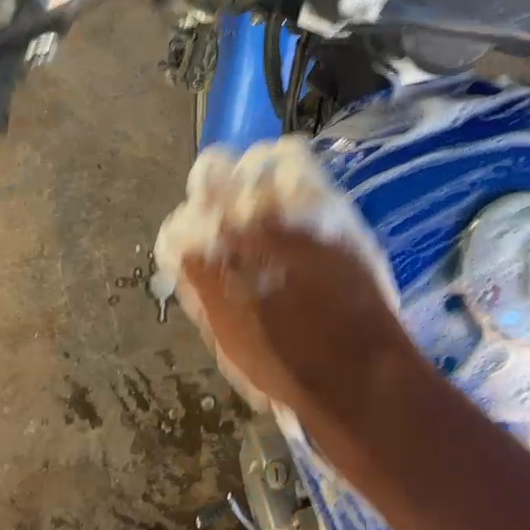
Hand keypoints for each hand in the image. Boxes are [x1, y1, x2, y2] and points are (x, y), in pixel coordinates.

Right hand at [152, 137, 421, 428]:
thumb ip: (210, 297)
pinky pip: (290, 155)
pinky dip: (286, 160)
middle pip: (206, 175)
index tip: (205, 242)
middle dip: (215, 188)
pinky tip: (291, 173)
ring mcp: (273, 206)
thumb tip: (206, 274)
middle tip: (232, 202)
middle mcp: (226, 224)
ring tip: (267, 186)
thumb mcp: (228, 344)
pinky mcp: (316, 198)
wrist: (354, 371)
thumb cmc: (288, 374)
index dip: (189, 235)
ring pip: (248, 162)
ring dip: (254, 174)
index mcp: (198, 265)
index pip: (175, 228)